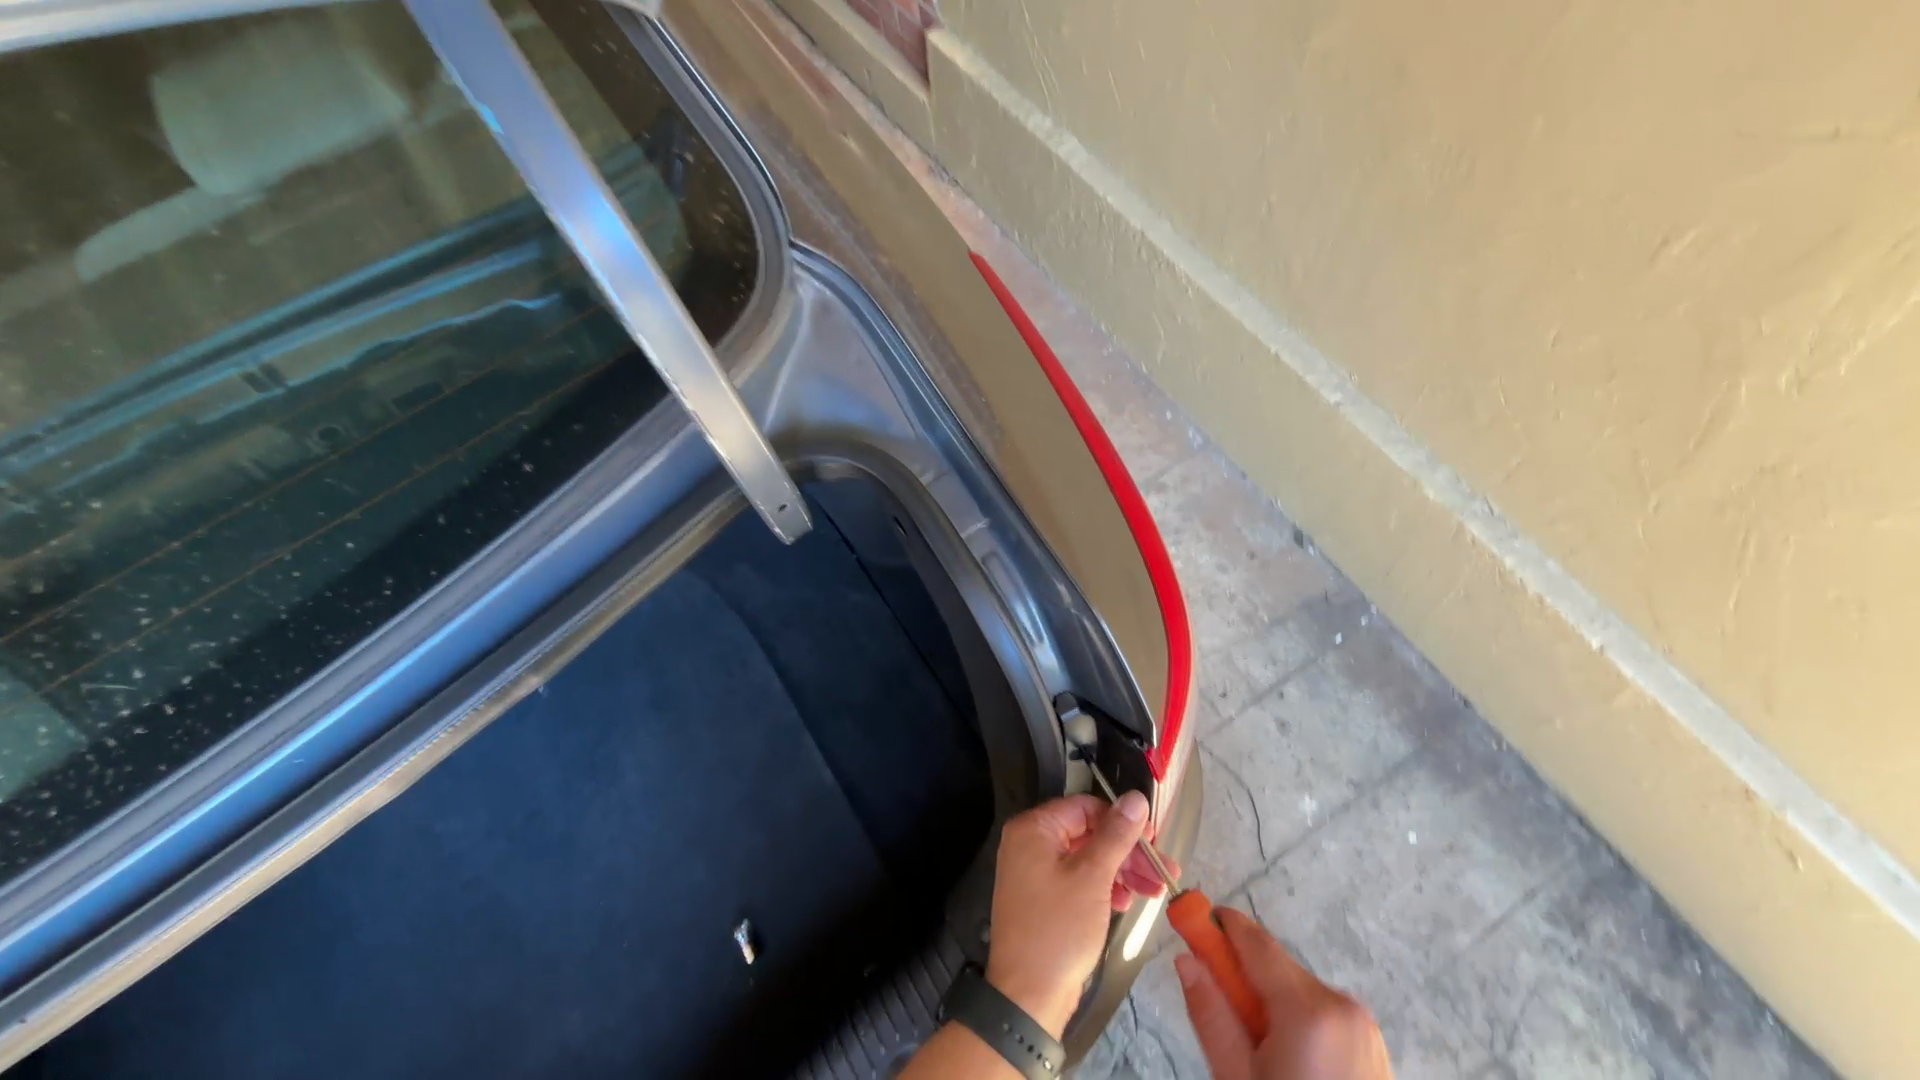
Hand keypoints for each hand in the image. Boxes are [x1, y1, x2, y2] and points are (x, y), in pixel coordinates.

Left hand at [983, 792, 1174, 1036]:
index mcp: (1033, 829)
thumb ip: (1116, 835)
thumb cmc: (1059, 928)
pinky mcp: (1043, 898)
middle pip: (1088, 833)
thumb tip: (1135, 797)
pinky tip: (1127, 902)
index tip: (1153, 839)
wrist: (1029, 994)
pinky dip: (1104, 888)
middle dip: (1127, 852)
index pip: (1084, 807)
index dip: (1121, 820)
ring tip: (1155, 891)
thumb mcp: (1093, 877)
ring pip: (1087, 859)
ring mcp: (1034, 872)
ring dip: (1122, 872)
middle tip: (1163, 871)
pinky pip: (1078, 880)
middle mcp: (1029, 844)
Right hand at [1176, 908, 1392, 1079]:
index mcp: (1308, 1010)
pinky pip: (1322, 1014)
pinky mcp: (1375, 1046)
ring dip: (1270, 1004)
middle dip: (1243, 978)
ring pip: (1297, 991)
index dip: (1219, 925)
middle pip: (1275, 967)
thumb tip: (1186, 959)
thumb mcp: (1236, 1079)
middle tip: (1220, 1017)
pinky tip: (1291, 1067)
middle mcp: (1342, 1004)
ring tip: (1261, 1059)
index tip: (1188, 917)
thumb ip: (1210, 1013)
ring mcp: (1365, 1026)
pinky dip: (1297, 1024)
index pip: (1254, 942)